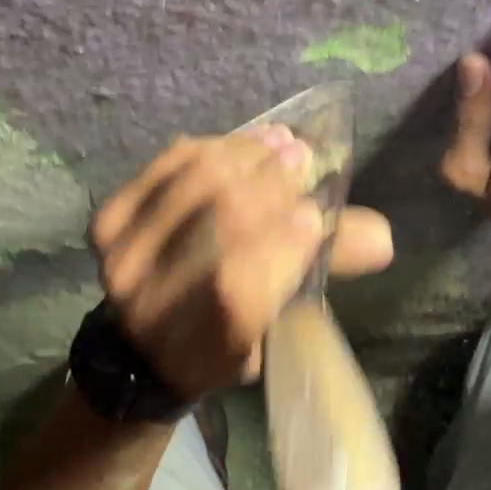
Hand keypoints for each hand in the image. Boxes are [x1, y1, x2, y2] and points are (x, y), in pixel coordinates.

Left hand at [89, 128, 394, 400]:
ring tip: (277, 140)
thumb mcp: (279, 324)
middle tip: (301, 155)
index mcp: (202, 349)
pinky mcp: (105, 225)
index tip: (317, 212)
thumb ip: (324, 274)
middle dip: (270, 182)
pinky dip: (205, 148)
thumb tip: (384, 237)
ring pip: (192, 185)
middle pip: (218, 222)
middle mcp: (152, 308)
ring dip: (241, 154)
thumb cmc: (223, 339)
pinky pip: (162, 169)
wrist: (141, 344)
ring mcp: (121, 262)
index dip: (284, 243)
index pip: (239, 289)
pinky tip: (236, 141)